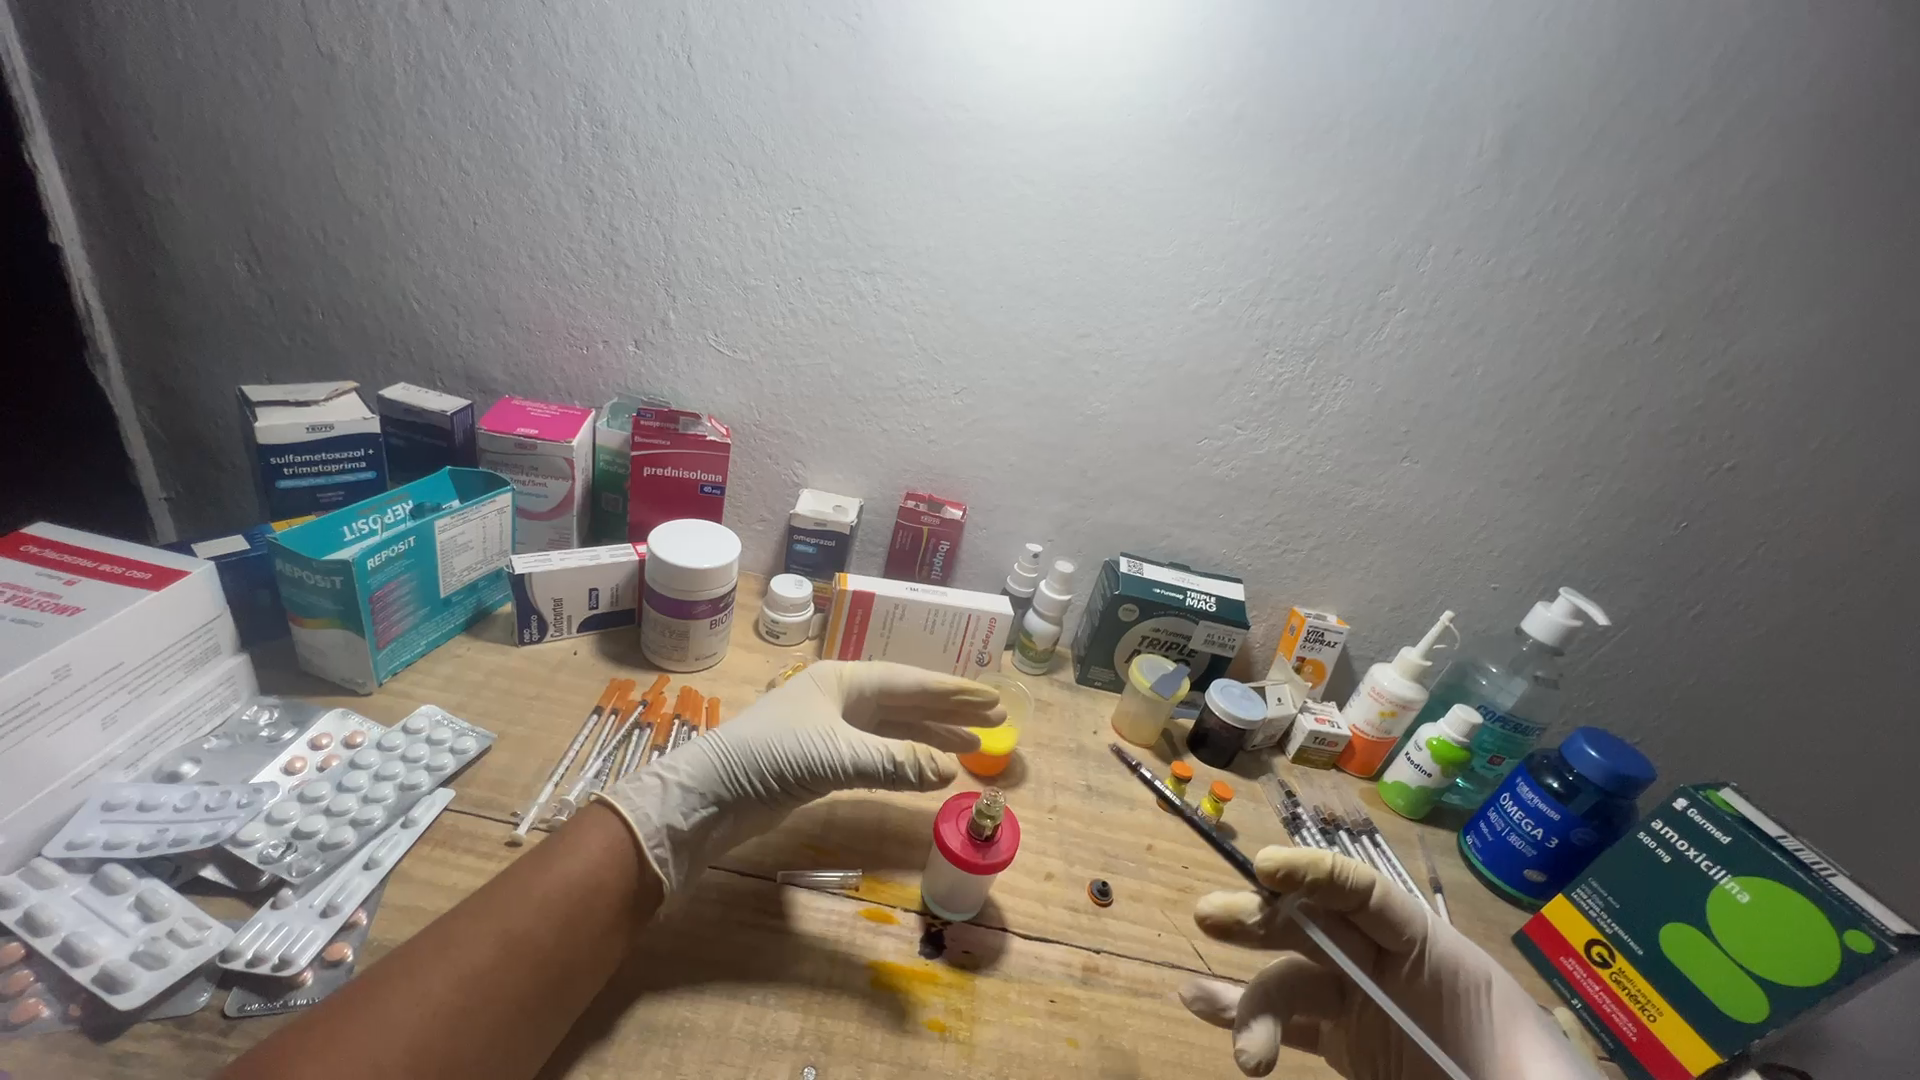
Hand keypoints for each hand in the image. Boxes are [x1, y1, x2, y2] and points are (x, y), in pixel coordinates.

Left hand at [599, 660, 1003, 891]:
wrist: (707, 796)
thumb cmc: (768, 759)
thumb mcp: (835, 757)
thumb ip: (894, 762)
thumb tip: (949, 771)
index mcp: (843, 680)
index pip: (910, 682)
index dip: (953, 693)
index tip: (991, 699)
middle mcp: (841, 697)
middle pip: (907, 701)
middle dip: (949, 711)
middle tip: (994, 721)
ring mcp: (831, 728)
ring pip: (894, 727)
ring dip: (931, 735)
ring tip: (972, 746)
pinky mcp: (822, 758)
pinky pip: (878, 752)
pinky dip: (905, 758)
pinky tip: (927, 768)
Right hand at [1178, 848, 1602, 1079]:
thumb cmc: (1531, 1077)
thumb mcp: (1530, 1069)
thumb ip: (1496, 1055)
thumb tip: (1398, 1007)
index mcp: (1435, 952)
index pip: (1366, 894)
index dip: (1315, 874)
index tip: (1266, 869)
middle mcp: (1384, 966)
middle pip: (1311, 926)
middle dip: (1259, 915)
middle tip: (1212, 917)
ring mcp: (1360, 1005)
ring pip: (1288, 981)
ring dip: (1246, 996)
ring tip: (1216, 1021)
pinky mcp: (1346, 1046)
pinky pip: (1286, 1022)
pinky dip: (1236, 1011)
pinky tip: (1194, 999)